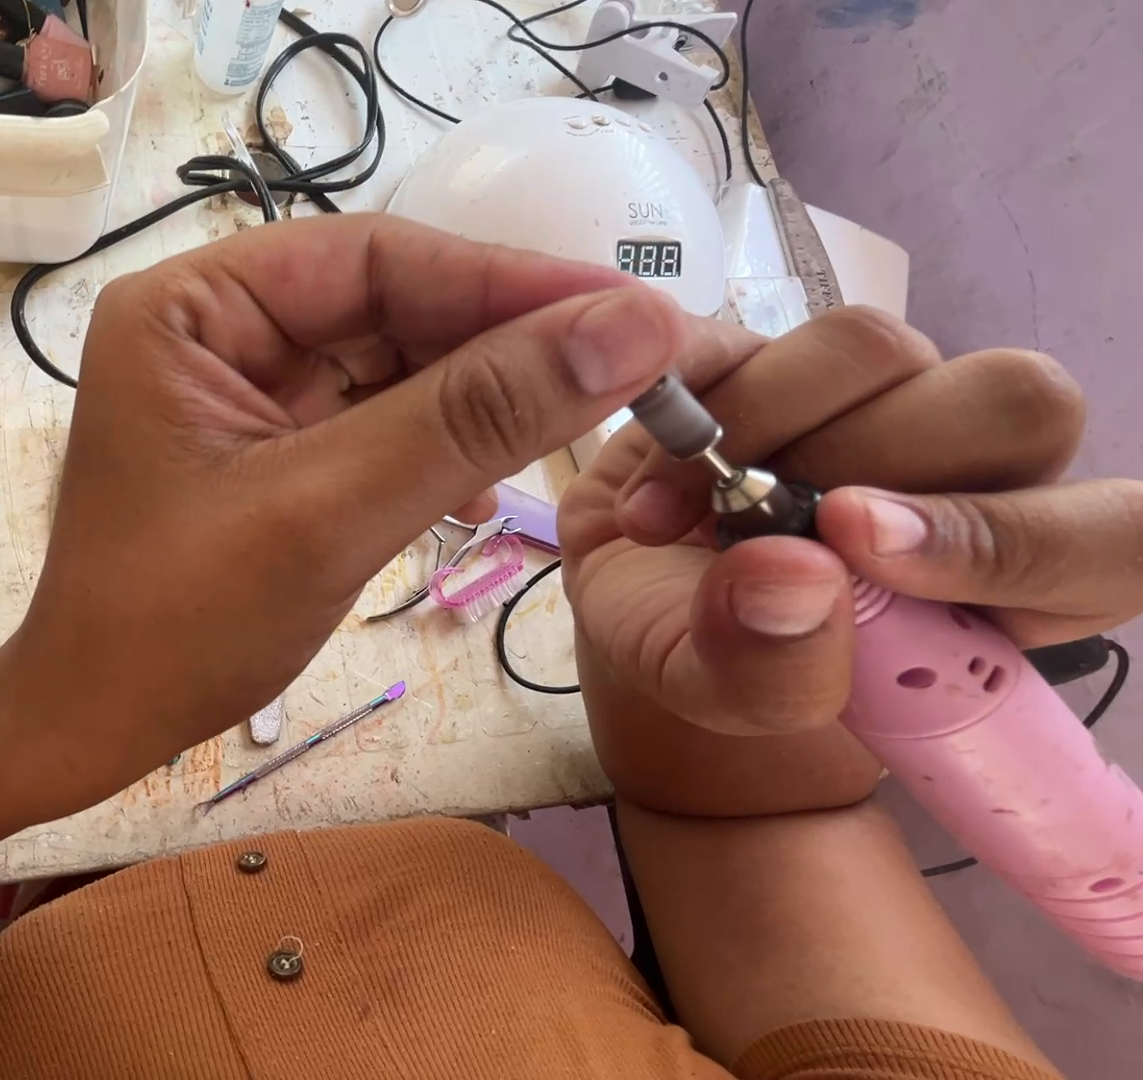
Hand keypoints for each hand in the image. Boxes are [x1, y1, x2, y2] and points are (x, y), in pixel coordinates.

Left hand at [0, 214, 693, 801]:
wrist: (98, 719)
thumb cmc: (180, 623)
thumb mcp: (329, 511)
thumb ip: (473, 415)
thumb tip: (631, 325)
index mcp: (189, 308)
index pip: (371, 258)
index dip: (505, 283)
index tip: (634, 313)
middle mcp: (209, 329)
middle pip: (381, 307)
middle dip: (494, 348)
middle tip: (622, 377)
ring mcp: (235, 390)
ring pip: (383, 366)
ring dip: (470, 403)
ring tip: (556, 439)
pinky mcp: (260, 447)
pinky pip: (364, 421)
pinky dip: (426, 448)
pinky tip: (472, 493)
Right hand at [559, 305, 1142, 814]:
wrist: (616, 583)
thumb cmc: (692, 645)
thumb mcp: (715, 690)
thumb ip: (768, 666)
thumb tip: (799, 573)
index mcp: (997, 577)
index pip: (1111, 538)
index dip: (1010, 537)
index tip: (856, 544)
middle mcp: (962, 467)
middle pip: (1010, 402)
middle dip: (857, 463)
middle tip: (741, 529)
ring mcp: (867, 395)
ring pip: (872, 347)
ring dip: (747, 429)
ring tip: (664, 512)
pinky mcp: (765, 354)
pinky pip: (744, 335)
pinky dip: (681, 398)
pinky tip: (648, 462)